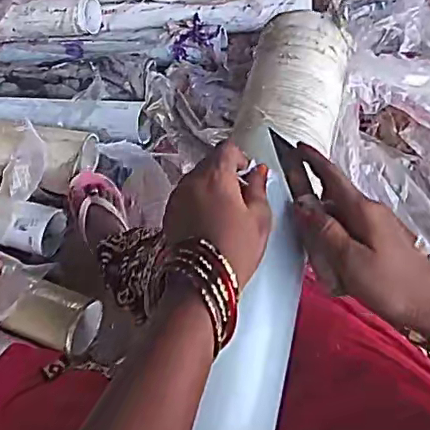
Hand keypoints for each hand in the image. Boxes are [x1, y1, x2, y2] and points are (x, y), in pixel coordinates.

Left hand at [162, 140, 273, 283]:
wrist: (202, 281)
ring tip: (227, 212)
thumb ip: (259, 188)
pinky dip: (198, 201)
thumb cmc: (234, 251)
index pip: (227, 149)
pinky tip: (211, 222)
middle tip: (242, 195)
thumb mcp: (260, 218)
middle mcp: (191, 181)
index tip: (248, 171)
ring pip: (197, 180)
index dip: (241, 157)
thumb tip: (258, 173)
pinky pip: (187, 197)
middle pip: (210, 163)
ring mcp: (177, 196)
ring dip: (211, 188)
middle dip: (226, 173)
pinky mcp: (169, 213)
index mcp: (215, 176)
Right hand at [290, 142, 429, 335]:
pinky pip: (349, 235)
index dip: (312, 160)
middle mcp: (370, 211)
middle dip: (314, 220)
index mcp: (363, 210)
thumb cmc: (391, 286)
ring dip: (327, 242)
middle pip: (330, 202)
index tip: (297, 147)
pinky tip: (343, 277)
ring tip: (335, 275)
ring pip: (338, 222)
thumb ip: (324, 230)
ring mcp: (377, 225)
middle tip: (313, 249)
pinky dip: (339, 251)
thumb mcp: (349, 260)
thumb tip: (302, 204)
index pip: (331, 176)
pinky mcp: (381, 240)